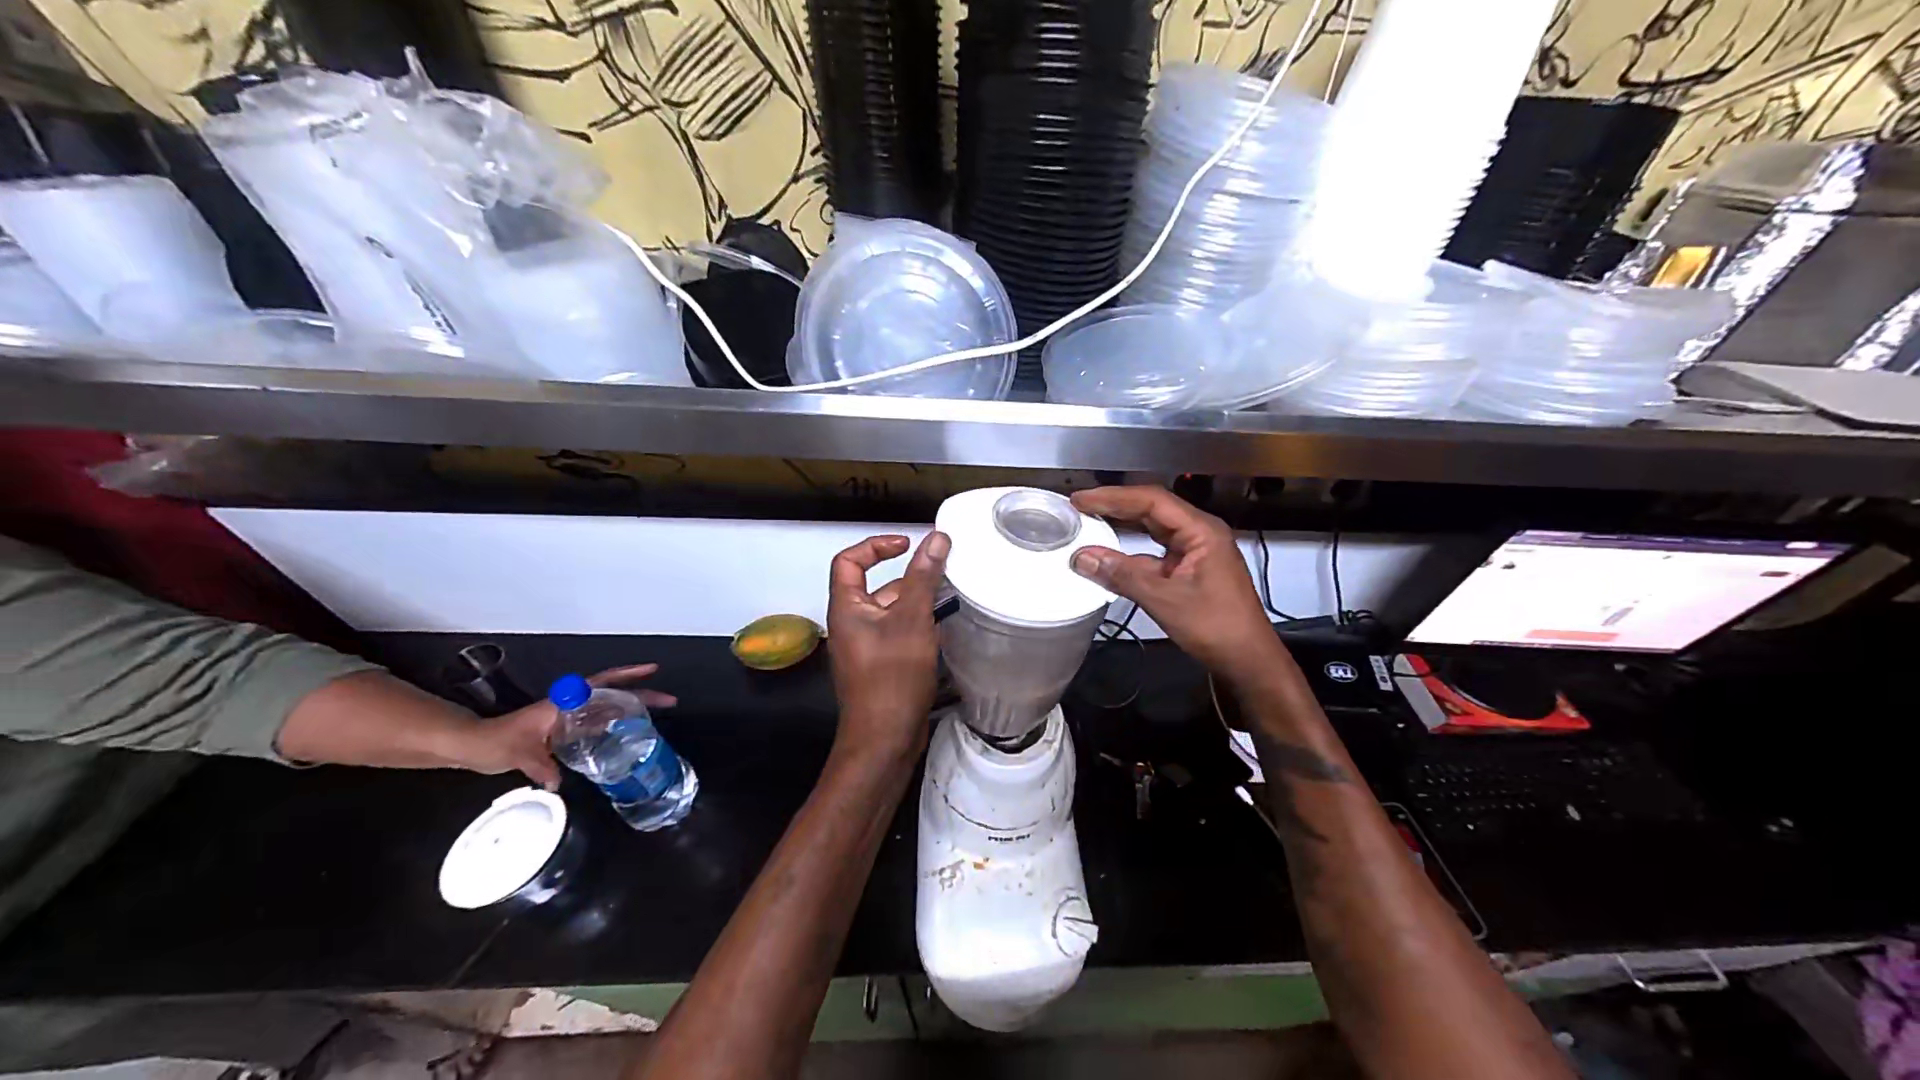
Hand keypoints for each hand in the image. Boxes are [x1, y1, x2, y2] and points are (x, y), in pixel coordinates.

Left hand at [463, 664, 677, 789]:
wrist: (471, 745)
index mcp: (564, 703)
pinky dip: (616, 724)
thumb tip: (558, 784)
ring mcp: (568, 717)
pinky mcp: (564, 730)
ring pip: (608, 706)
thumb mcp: (519, 754)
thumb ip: (541, 767)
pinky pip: (598, 722)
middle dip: (641, 693)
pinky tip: (626, 735)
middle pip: (613, 693)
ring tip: (655, 716)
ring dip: (632, 708)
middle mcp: (570, 705)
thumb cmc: (494, 741)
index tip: (653, 670)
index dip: (627, 676)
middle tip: (668, 700)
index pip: (601, 683)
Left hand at [826, 531, 949, 758]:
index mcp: (846, 607)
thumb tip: (936, 538)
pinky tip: (944, 630)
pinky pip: (898, 634)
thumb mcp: (912, 619)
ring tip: (951, 600)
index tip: (908, 545)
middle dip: (909, 578)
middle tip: (944, 574)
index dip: (876, 546)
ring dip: (917, 603)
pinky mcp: (880, 666)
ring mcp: (865, 647)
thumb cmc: (892, 675)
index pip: (849, 560)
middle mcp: (851, 624)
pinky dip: (918, 626)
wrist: (884, 739)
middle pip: (876, 586)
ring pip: (891, 612)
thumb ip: (924, 577)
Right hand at [1070, 486, 1281, 680]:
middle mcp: (1199, 534)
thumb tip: (1083, 557)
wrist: (1248, 660)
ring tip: (1089, 523)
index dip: (1113, 497)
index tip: (1082, 499)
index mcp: (1201, 531)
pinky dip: (1130, 554)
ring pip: (1152, 531)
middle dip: (1115, 506)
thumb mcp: (1165, 600)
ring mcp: (1195, 552)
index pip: (1151, 500)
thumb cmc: (1217, 627)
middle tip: (1079, 506)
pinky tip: (1108, 558)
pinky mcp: (1189, 571)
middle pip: (1152, 509)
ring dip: (1122, 527)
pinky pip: (1154, 554)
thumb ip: (1122, 575)